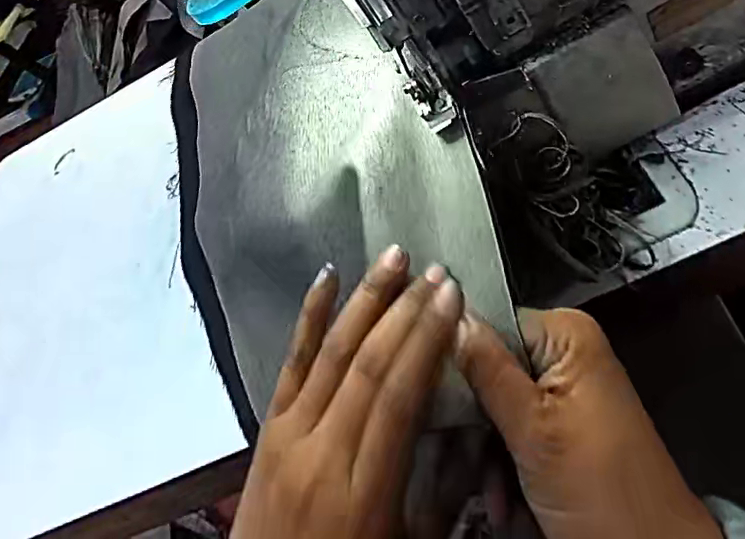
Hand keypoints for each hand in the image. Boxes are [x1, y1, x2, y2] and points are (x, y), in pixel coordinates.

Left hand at [231, 246, 464, 538]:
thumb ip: (447, 486)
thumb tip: (478, 420)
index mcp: (364, 489)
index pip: (401, 394)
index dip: (428, 338)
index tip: (453, 296)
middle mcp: (322, 452)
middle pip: (369, 363)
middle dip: (408, 310)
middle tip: (438, 271)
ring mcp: (288, 435)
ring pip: (332, 350)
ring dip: (367, 298)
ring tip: (395, 256)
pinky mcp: (266, 429)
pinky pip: (289, 362)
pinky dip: (309, 314)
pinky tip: (327, 275)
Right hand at [455, 307, 722, 538]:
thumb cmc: (600, 486)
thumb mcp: (533, 430)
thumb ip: (489, 372)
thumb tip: (455, 317)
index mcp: (566, 333)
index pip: (494, 326)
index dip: (464, 363)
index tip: (439, 404)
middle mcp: (568, 351)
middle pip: (495, 370)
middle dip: (480, 428)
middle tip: (472, 470)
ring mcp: (569, 389)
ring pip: (503, 408)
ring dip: (491, 457)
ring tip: (497, 498)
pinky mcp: (568, 424)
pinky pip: (522, 430)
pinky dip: (511, 466)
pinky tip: (509, 502)